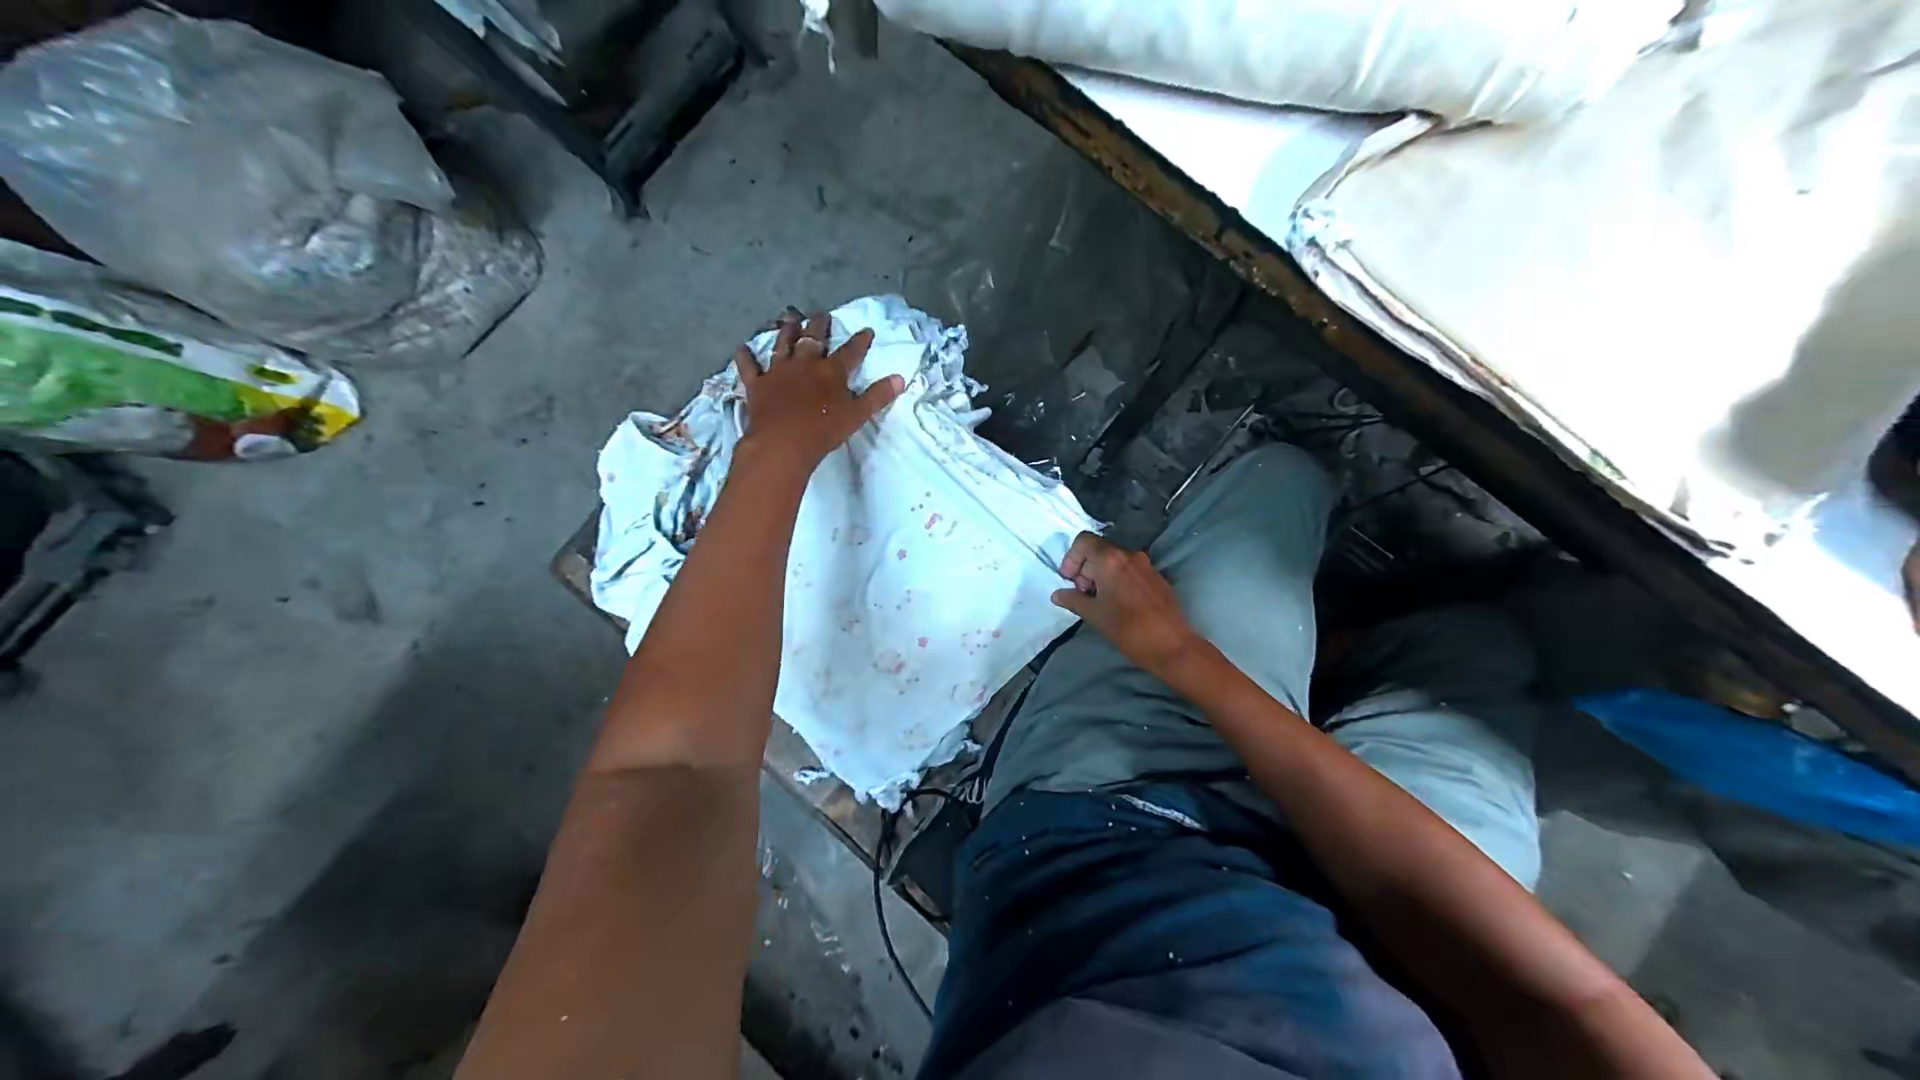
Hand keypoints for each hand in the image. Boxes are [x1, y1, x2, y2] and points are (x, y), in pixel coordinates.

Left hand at [735, 310, 904, 467]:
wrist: (784, 442)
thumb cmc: (825, 430)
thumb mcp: (858, 415)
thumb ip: (878, 396)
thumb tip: (900, 379)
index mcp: (832, 371)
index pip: (850, 352)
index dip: (860, 341)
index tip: (866, 330)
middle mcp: (805, 364)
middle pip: (814, 339)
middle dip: (819, 326)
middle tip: (821, 314)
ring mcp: (779, 372)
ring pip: (783, 345)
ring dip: (786, 331)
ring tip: (789, 319)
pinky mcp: (758, 384)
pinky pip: (749, 367)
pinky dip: (746, 357)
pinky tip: (742, 348)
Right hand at [1050, 532, 1206, 674]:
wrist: (1172, 645)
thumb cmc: (1128, 629)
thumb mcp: (1095, 615)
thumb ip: (1073, 600)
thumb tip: (1057, 594)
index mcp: (1110, 560)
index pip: (1083, 541)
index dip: (1071, 558)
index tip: (1070, 581)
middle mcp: (1129, 555)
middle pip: (1099, 549)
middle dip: (1085, 568)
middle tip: (1082, 594)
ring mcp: (1145, 564)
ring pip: (1114, 559)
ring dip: (1100, 574)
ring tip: (1098, 600)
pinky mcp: (1156, 576)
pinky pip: (1129, 568)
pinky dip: (1117, 578)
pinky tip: (1117, 602)